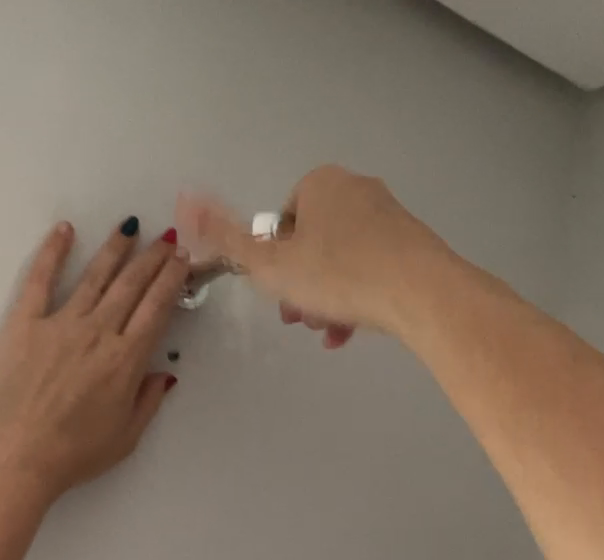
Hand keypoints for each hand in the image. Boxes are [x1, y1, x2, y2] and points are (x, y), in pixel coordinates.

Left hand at [0, 220, 186, 499]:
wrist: (14, 458)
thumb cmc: (70, 456)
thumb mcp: (124, 439)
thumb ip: (147, 402)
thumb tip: (163, 375)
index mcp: (125, 362)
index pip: (157, 309)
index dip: (172, 280)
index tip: (182, 260)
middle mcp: (98, 334)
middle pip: (131, 286)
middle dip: (152, 259)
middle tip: (165, 239)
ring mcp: (59, 325)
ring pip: (94, 277)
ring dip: (114, 250)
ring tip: (127, 229)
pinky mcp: (23, 324)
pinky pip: (40, 279)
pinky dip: (53, 252)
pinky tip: (64, 231)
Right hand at [178, 166, 477, 344]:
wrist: (420, 293)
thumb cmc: (338, 275)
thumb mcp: (270, 265)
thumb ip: (225, 238)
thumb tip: (184, 202)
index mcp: (320, 184)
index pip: (280, 222)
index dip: (273, 261)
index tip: (278, 289)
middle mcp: (356, 190)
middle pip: (311, 244)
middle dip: (300, 285)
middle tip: (298, 317)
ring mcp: (388, 217)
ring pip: (340, 263)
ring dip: (324, 299)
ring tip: (325, 330)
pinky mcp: (412, 246)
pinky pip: (370, 272)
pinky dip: (354, 301)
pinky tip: (347, 332)